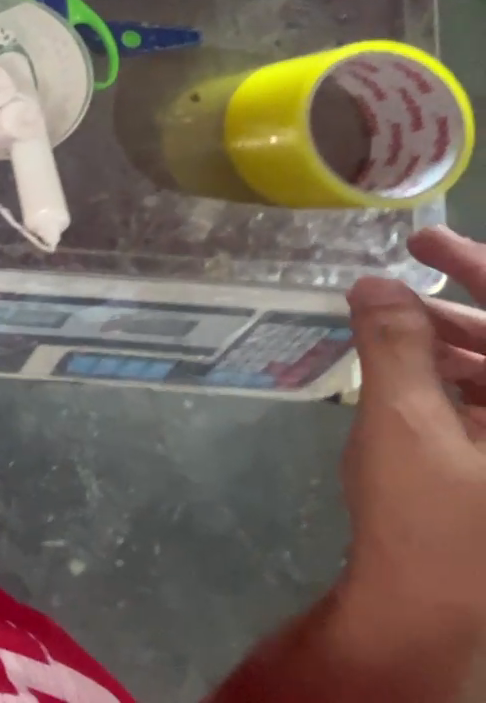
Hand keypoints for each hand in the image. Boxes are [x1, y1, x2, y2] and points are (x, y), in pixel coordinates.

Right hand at [335, 227, 485, 670]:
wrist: (430, 601)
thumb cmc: (427, 516)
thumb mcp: (403, 423)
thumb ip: (394, 346)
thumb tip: (377, 283)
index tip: (422, 242)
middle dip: (467, 302)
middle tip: (395, 274)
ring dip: (456, 340)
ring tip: (388, 323)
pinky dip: (459, 375)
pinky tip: (408, 368)